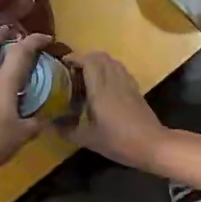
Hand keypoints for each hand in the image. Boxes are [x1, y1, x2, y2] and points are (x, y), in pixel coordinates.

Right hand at [63, 52, 168, 169]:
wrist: (152, 145)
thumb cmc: (118, 141)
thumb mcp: (88, 139)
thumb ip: (66, 130)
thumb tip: (48, 125)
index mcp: (100, 89)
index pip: (88, 61)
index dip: (74, 58)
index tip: (62, 64)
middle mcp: (114, 81)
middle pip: (100, 56)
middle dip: (84, 58)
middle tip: (73, 70)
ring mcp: (127, 83)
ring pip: (112, 61)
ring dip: (98, 62)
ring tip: (87, 75)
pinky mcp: (135, 89)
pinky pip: (120, 70)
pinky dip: (109, 69)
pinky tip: (104, 84)